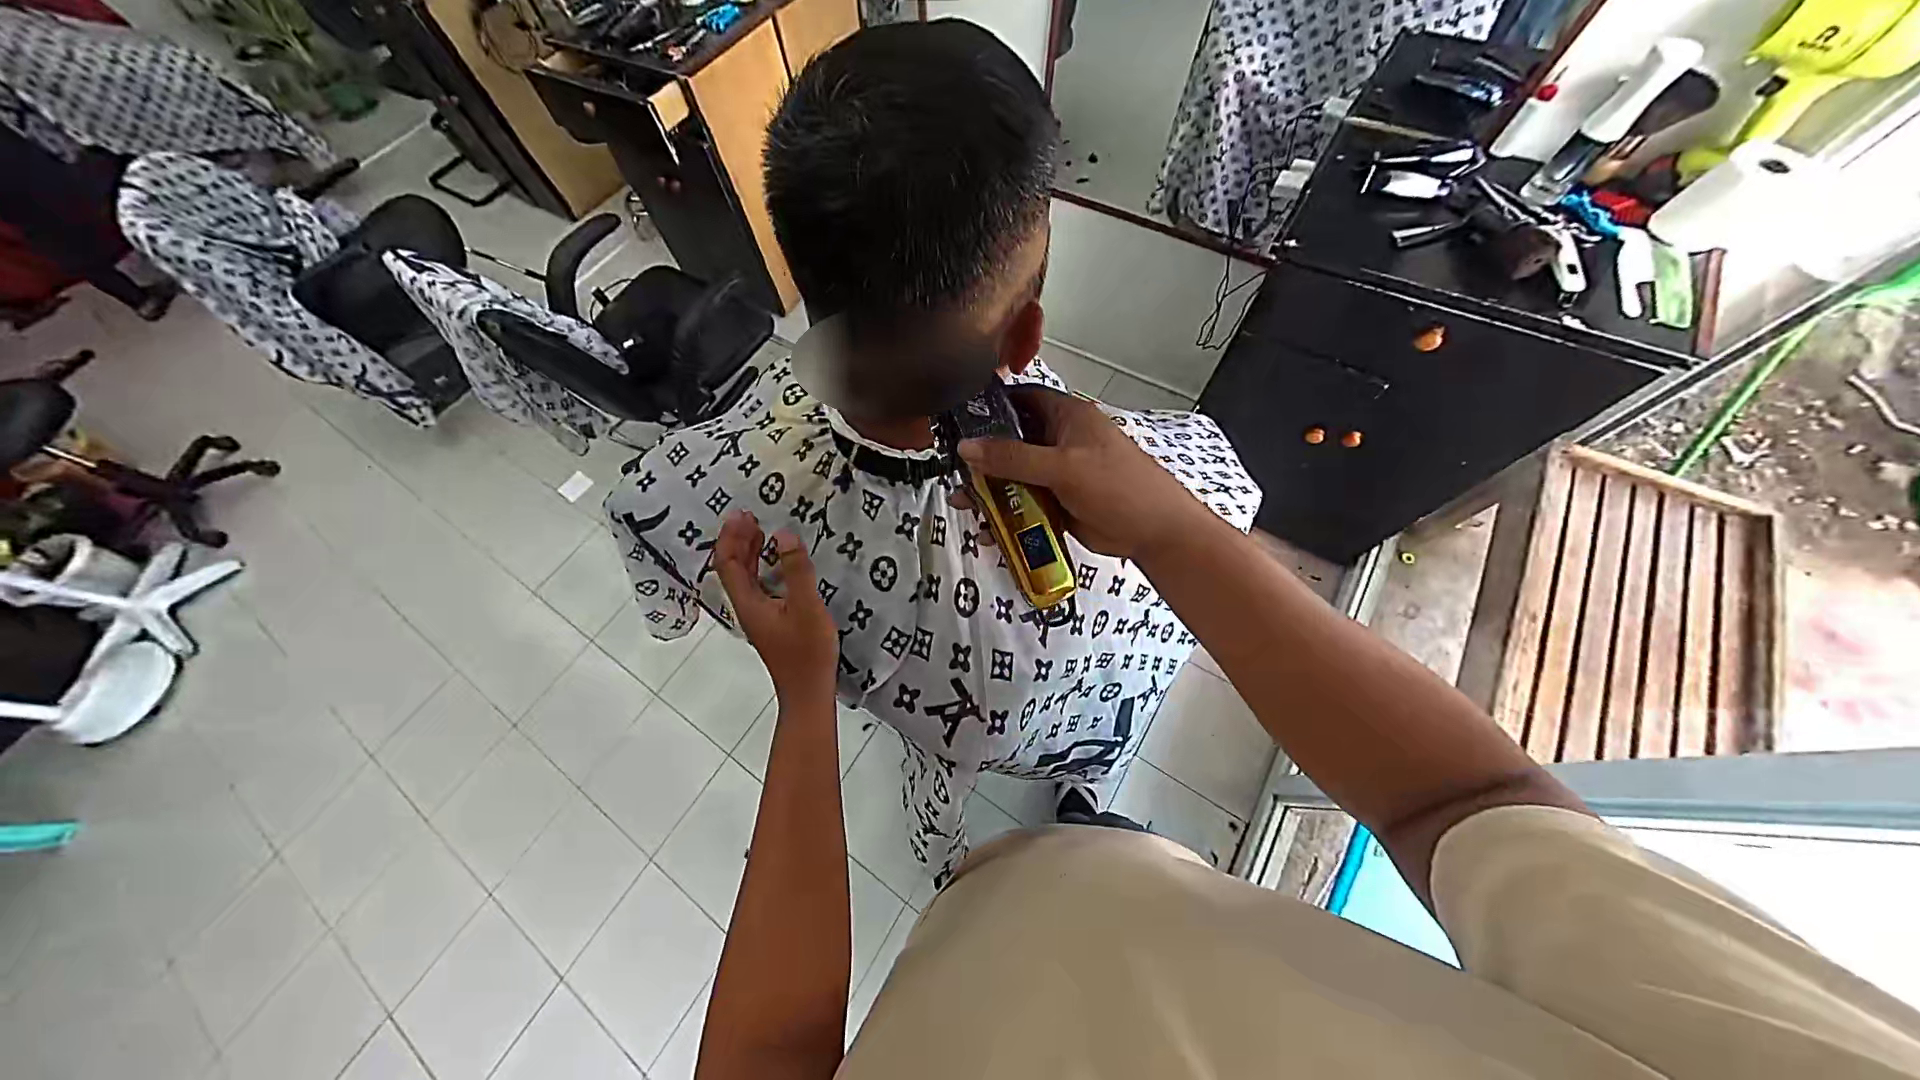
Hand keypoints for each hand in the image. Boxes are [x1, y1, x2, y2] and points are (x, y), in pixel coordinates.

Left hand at [713, 511, 837, 701]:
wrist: (808, 690)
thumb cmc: (807, 651)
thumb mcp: (806, 606)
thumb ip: (796, 570)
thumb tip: (784, 534)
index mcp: (748, 602)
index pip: (728, 564)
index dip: (731, 537)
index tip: (741, 515)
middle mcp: (747, 607)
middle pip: (732, 569)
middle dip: (737, 540)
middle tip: (750, 516)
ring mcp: (758, 615)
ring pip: (745, 577)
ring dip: (749, 552)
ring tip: (760, 531)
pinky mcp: (770, 621)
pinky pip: (758, 585)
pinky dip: (762, 567)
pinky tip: (778, 562)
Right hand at [956, 386, 1207, 559]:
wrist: (1154, 534)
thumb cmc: (1122, 488)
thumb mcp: (1063, 467)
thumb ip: (1014, 457)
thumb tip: (969, 447)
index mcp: (1068, 418)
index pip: (1022, 399)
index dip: (992, 406)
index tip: (961, 420)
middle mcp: (1061, 442)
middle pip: (1012, 443)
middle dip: (984, 459)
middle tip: (958, 473)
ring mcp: (1059, 474)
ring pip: (1015, 477)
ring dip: (991, 491)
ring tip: (967, 505)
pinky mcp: (1058, 503)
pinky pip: (1024, 504)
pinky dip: (1007, 515)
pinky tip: (990, 528)